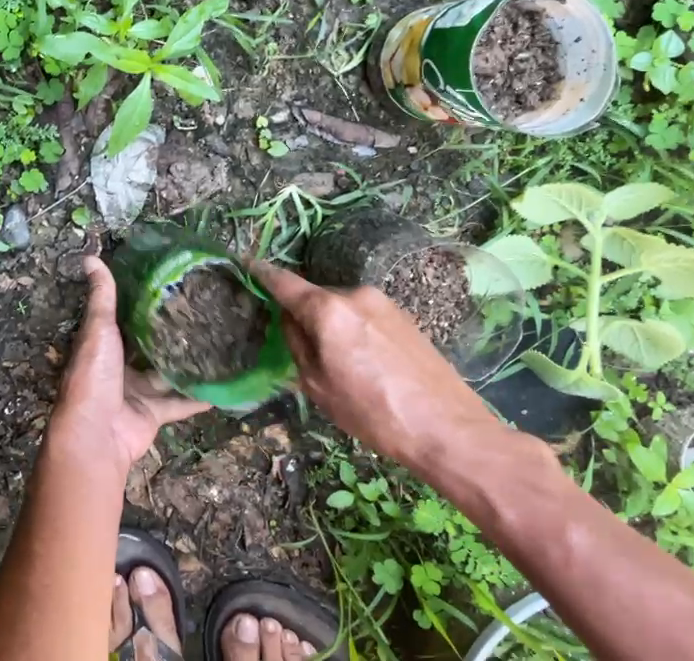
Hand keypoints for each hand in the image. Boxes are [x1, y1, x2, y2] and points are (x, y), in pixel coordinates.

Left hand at [47, 256, 211, 476]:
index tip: (169, 286)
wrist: (96, 432)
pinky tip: (223, 386)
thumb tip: (89, 257)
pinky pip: (179, 403)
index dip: (141, 304)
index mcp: (101, 343)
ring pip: (165, 374)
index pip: (122, 319)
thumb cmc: (94, 374)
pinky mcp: (153, 413)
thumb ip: (102, 296)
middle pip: (146, 347)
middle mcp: (117, 365)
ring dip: (186, 364)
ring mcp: (135, 391)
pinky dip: (198, 397)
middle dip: (168, 334)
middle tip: (202, 313)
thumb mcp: (98, 328)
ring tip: (217, 344)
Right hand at [248, 262, 505, 473]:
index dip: (260, 272)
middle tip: (301, 350)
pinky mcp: (406, 319)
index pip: (283, 283)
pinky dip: (353, 332)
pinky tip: (365, 366)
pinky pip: (363, 317)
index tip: (243, 262)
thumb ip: (296, 344)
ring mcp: (384, 304)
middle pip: (314, 298)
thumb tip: (290, 321)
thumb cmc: (373, 412)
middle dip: (302, 315)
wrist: (450, 432)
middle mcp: (355, 296)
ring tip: (339, 365)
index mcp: (327, 310)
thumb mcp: (317, 385)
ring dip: (330, 326)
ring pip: (340, 308)